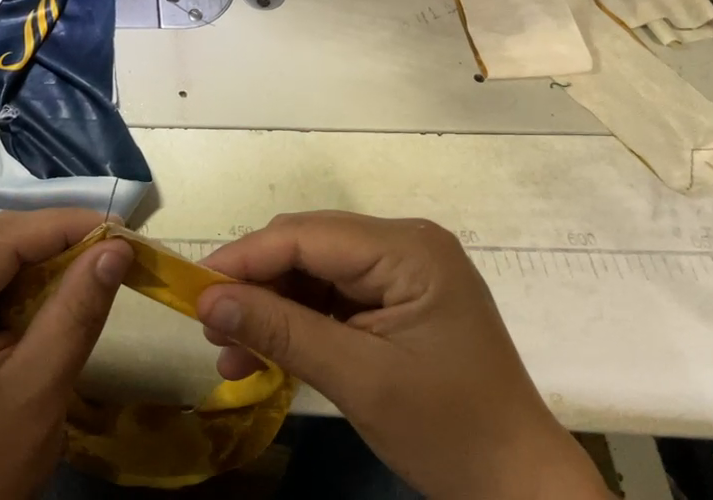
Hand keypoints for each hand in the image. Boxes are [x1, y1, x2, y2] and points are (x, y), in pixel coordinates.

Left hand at [0, 209, 132, 499]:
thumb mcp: (39, 389)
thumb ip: (75, 313)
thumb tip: (116, 248)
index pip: (1, 239)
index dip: (64, 225)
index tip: (122, 229)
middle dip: (58, 236)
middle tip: (119, 245)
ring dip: (46, 250)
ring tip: (100, 258)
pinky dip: (27, 270)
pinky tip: (62, 278)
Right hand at [196, 212, 606, 499]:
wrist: (520, 491)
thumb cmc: (450, 431)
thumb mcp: (358, 379)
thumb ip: (279, 330)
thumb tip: (205, 300)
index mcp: (408, 251)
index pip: (305, 237)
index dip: (243, 259)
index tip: (192, 289)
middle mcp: (402, 246)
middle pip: (303, 249)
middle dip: (253, 287)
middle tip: (208, 323)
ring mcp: (398, 274)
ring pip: (306, 274)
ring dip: (266, 311)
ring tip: (228, 353)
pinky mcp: (392, 302)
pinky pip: (325, 299)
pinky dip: (291, 326)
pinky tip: (259, 358)